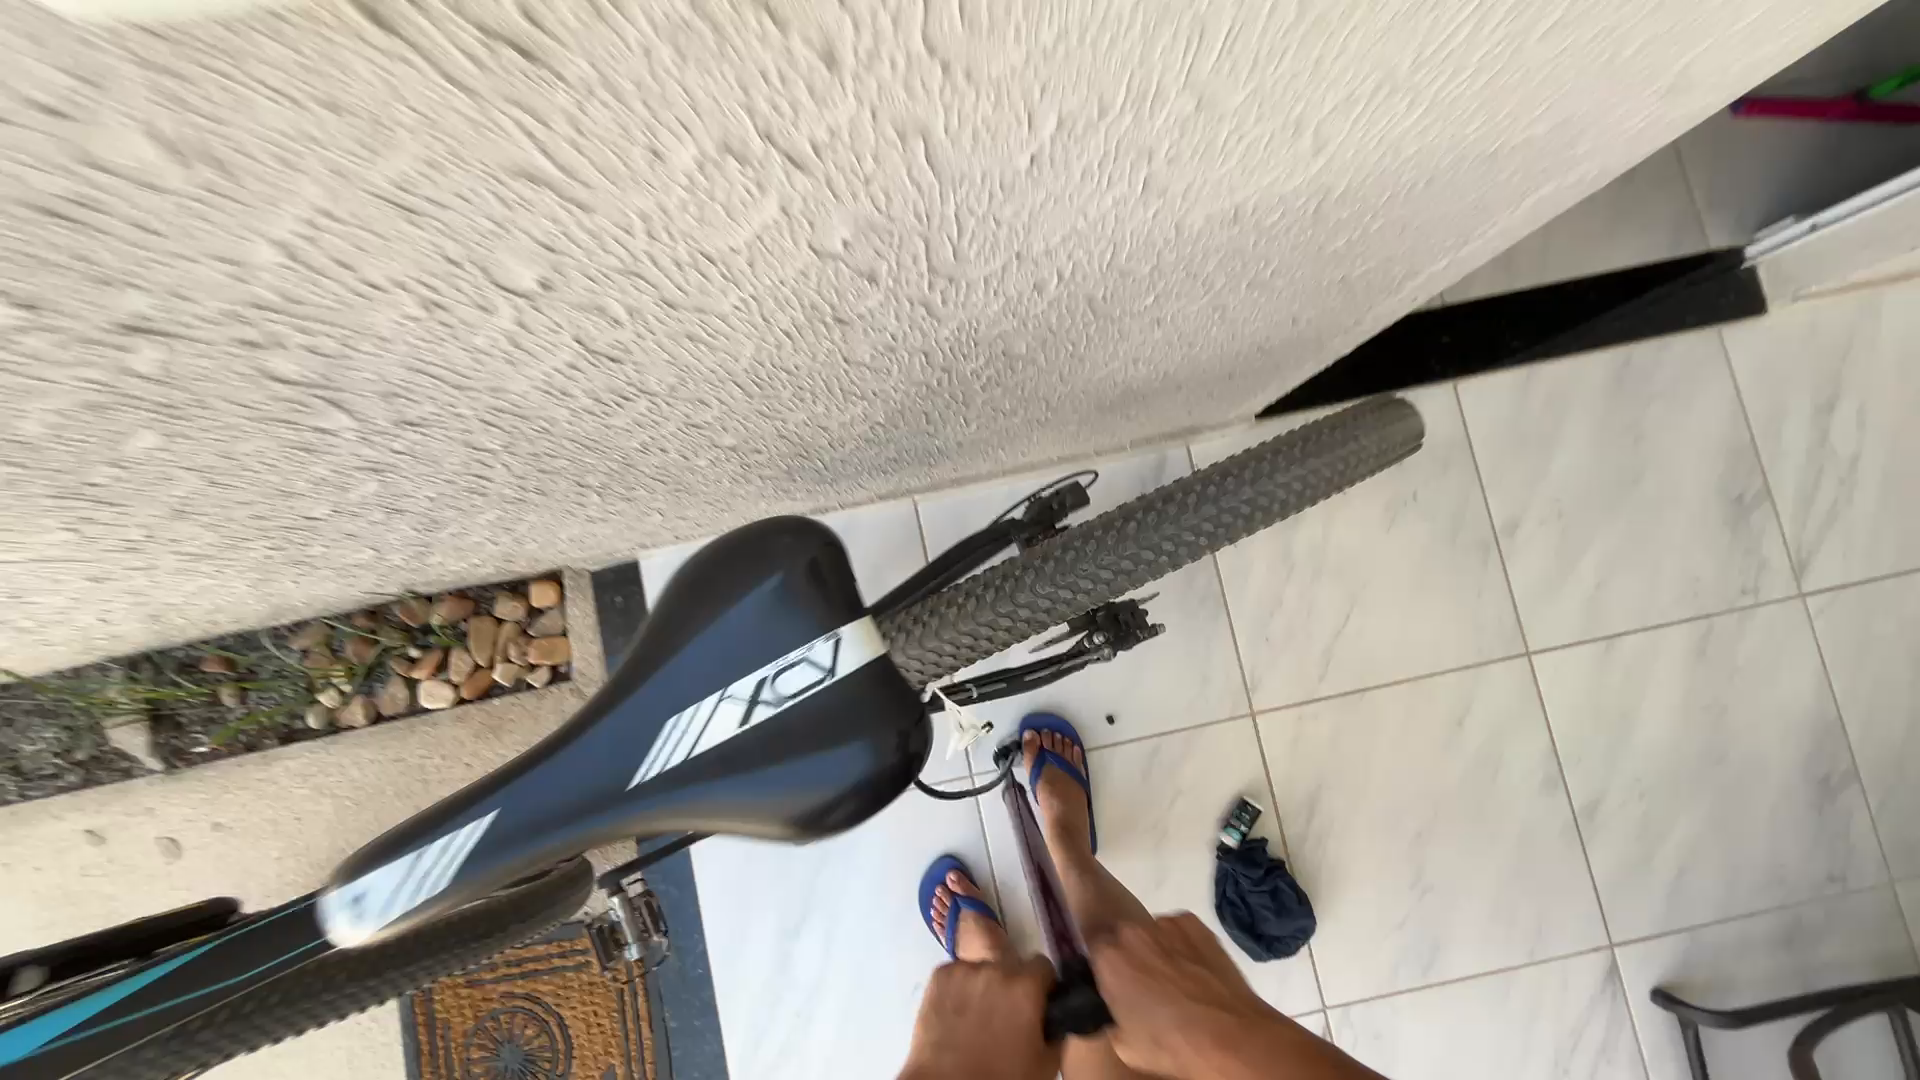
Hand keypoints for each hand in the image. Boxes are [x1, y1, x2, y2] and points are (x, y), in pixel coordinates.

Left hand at [897, 956, 1061, 1079]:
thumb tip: (1057, 1015)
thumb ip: (1057, 1031)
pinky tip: (957, 1013)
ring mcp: (964, 969)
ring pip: (983, 968)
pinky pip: (957, 973)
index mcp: (1026, 987)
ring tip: (978, 1016)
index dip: (1042, 984)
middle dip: (1013, 985)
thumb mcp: (1045, 1065)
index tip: (1038, 1001)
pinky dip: (959, 988)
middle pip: (1011, 966)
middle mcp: (996, 968)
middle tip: (1007, 1014)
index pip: (1043, 965)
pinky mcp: (940, 975)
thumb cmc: (1001, 1078)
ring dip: (985, 985)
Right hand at [1087, 912, 1283, 1077]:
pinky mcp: (1193, 922)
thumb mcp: (1123, 1044)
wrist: (1230, 1038)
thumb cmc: (1171, 1044)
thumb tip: (1113, 1007)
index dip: (1104, 967)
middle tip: (1146, 987)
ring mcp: (1164, 922)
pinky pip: (1179, 931)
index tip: (1114, 985)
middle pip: (1123, 938)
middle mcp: (1131, 930)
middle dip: (1131, 958)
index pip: (1093, 950)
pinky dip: (1183, 946)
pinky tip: (1195, 972)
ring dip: (1157, 952)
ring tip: (1178, 982)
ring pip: (1152, 934)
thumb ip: (1108, 1016)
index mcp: (1107, 956)